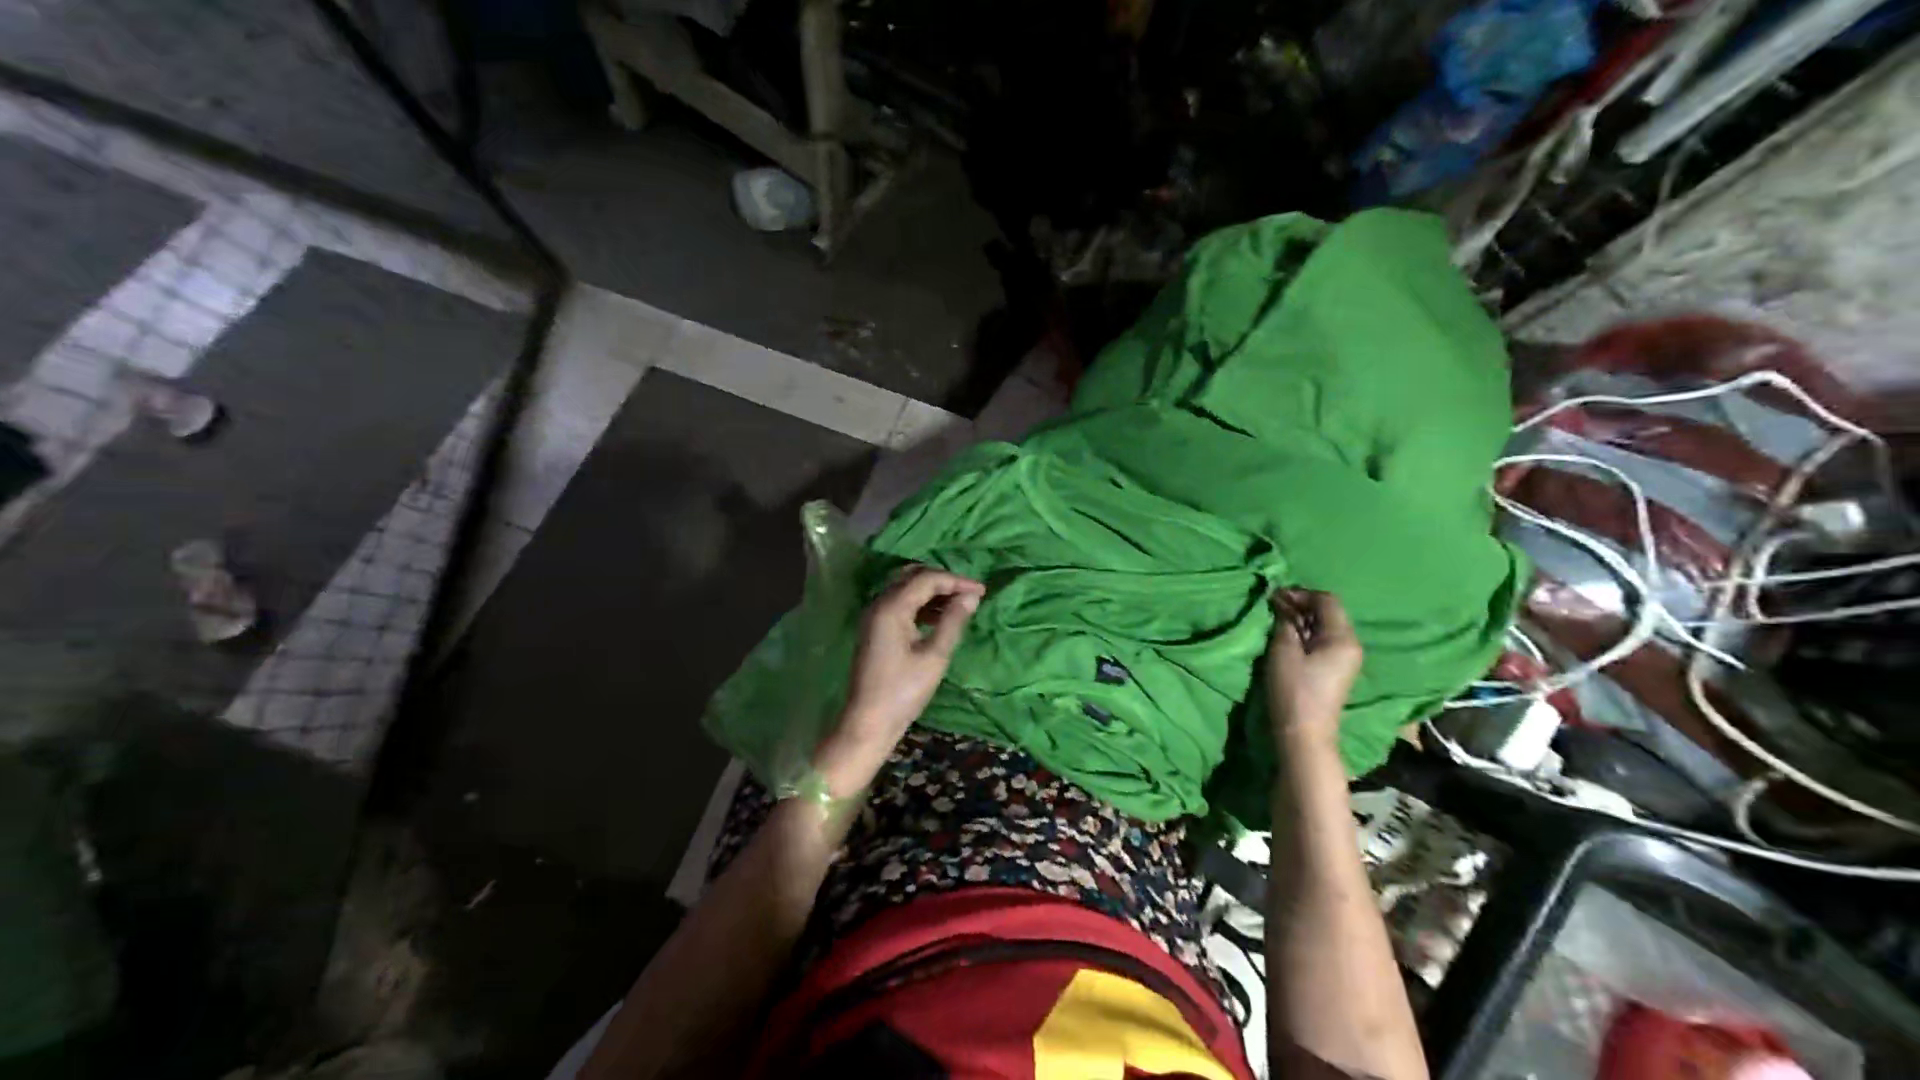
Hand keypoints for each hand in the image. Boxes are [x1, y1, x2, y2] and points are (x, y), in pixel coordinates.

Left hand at [813, 565, 984, 793]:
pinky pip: (900, 604)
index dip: (956, 581)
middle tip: (969, 593)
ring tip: (960, 605)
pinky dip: (921, 604)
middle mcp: (879, 604)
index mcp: (891, 607)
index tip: (982, 591)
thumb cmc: (903, 691)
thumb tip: (971, 596)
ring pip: (905, 589)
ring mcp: (874, 616)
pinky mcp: (875, 628)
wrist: (868, 722)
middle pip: (913, 577)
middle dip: (943, 581)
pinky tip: (939, 618)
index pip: (927, 579)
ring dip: (932, 592)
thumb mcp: (934, 656)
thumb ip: (953, 621)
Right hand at [1266, 588, 1362, 748]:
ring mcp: (1346, 658)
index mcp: (1344, 638)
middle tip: (1275, 605)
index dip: (1301, 594)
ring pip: (1327, 626)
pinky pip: (1325, 640)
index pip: (1327, 601)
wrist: (1304, 733)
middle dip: (1303, 605)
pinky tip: (1289, 637)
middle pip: (1330, 612)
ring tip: (1279, 620)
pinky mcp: (1337, 669)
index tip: (1275, 596)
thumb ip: (1285, 622)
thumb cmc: (1294, 689)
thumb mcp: (1284, 651)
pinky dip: (1307, 633)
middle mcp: (1352, 644)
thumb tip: (1282, 602)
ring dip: (1304, 618)